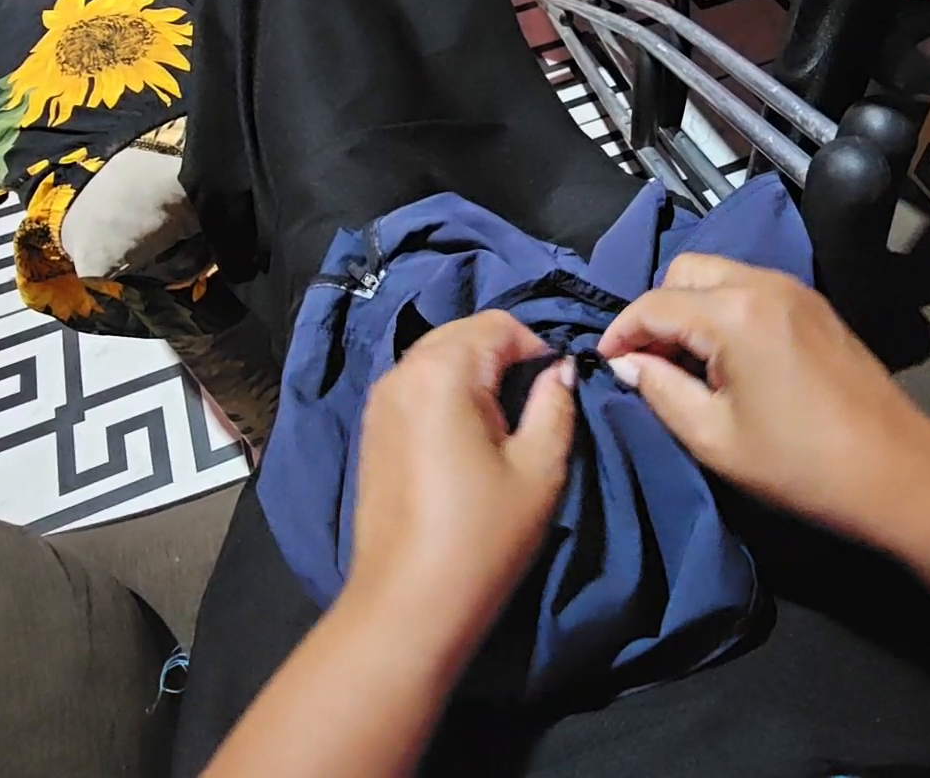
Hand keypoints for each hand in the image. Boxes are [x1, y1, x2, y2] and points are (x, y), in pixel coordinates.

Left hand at [347, 310, 575, 647]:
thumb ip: (555, 403)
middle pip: (463, 333)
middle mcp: (403, 371)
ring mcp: (380, 399)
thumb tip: (558, 370)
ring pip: (437, 355)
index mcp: (443, 370)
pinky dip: (446, 389)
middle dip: (503, 355)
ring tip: (499, 422)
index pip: (498, 325)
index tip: (552, 390)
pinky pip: (416, 383)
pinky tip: (463, 435)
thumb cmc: (482, 534)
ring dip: (474, 371)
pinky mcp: (372, 427)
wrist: (407, 605)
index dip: (535, 347)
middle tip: (528, 405)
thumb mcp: (540, 468)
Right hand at [597, 253, 929, 545]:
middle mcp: (763, 283)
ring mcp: (795, 289)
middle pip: (684, 270)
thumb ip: (659, 389)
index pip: (653, 303)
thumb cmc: (800, 464)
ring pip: (717, 273)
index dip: (620, 332)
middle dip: (656, 310)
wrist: (900, 475)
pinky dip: (722, 308)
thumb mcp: (713, 437)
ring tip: (687, 362)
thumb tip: (628, 363)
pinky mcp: (814, 304)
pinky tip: (727, 356)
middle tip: (650, 361)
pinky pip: (749, 286)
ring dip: (689, 307)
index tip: (608, 363)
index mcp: (734, 313)